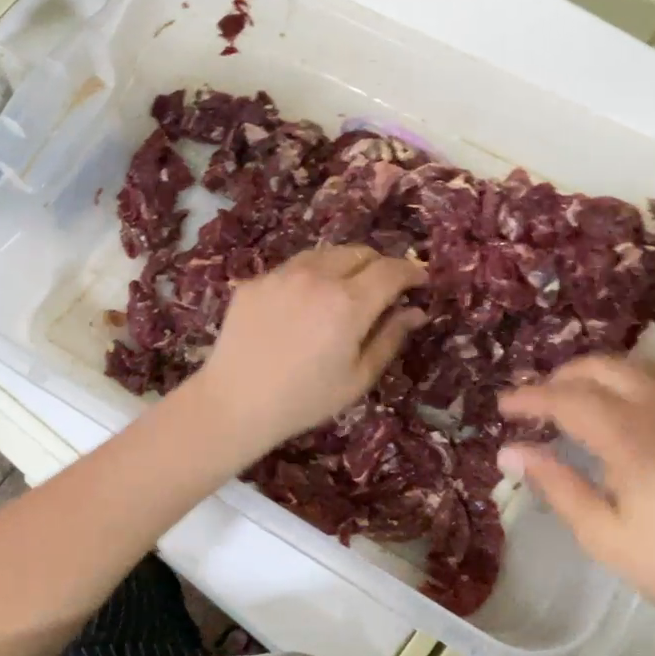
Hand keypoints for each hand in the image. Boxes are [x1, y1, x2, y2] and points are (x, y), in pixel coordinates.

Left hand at [192, 245, 425, 452]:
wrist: (234, 403)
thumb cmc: (304, 400)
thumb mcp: (357, 378)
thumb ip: (389, 338)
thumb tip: (415, 311)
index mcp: (348, 303)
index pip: (391, 270)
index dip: (411, 272)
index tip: (419, 282)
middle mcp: (315, 277)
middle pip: (358, 252)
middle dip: (377, 266)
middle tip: (382, 289)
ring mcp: (280, 276)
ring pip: (323, 254)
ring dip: (342, 266)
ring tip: (343, 293)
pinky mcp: (253, 282)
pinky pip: (290, 269)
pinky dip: (307, 279)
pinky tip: (302, 306)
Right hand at [498, 356, 654, 633]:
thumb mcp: (605, 537)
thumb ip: (558, 486)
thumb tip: (511, 452)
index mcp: (636, 441)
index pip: (569, 399)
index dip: (531, 398)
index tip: (503, 406)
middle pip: (606, 368)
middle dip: (563, 377)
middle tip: (538, 402)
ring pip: (643, 368)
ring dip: (602, 375)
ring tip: (579, 400)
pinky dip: (640, 381)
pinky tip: (633, 407)